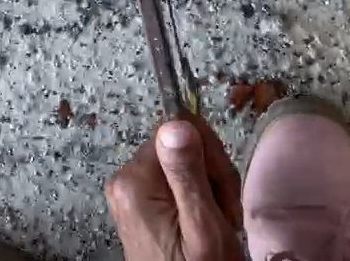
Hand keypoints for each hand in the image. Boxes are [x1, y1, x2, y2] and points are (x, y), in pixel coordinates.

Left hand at [105, 118, 244, 260]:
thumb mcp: (201, 228)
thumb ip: (187, 173)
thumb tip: (177, 121)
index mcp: (135, 179)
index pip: (179, 129)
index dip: (209, 155)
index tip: (223, 191)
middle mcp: (125, 178)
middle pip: (180, 145)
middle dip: (211, 174)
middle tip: (224, 213)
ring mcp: (129, 192)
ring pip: (181, 163)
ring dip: (207, 188)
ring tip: (217, 224)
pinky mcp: (137, 203)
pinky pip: (172, 182)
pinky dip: (195, 199)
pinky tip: (203, 225)